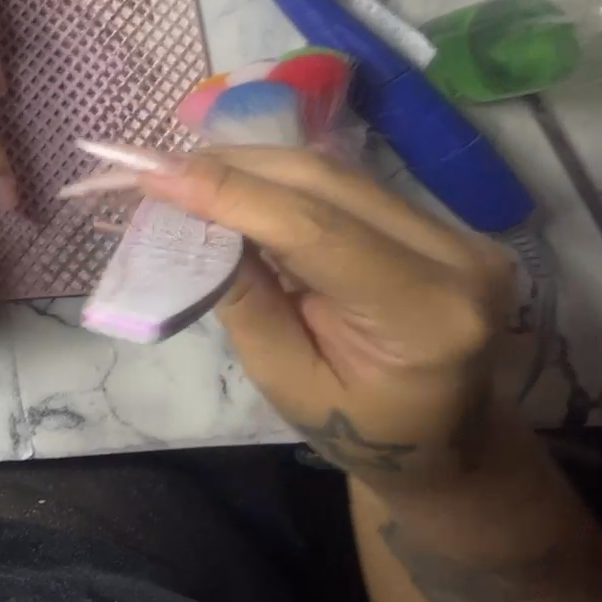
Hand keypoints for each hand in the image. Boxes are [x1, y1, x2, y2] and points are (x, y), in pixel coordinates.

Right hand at [80, 142, 516, 495]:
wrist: (442, 436)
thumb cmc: (354, 423)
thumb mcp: (281, 374)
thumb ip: (242, 296)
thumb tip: (188, 219)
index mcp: (424, 316)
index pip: (312, 229)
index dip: (225, 192)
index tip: (148, 173)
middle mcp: (454, 257)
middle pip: (319, 182)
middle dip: (224, 166)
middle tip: (147, 166)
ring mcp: (450, 230)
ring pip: (324, 170)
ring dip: (241, 165)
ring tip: (173, 172)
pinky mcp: (428, 218)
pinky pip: (333, 180)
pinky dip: (267, 175)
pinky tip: (222, 181)